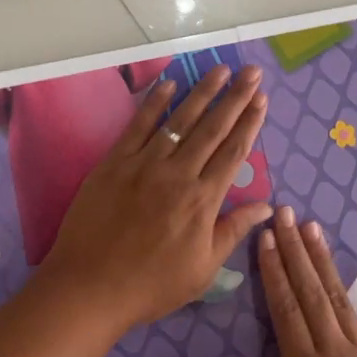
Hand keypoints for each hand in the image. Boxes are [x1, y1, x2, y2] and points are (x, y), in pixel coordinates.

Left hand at [37, 65, 273, 331]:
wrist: (91, 287)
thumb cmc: (152, 285)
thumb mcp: (203, 269)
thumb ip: (233, 231)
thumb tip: (266, 205)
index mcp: (203, 201)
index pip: (233, 152)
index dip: (249, 123)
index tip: (262, 98)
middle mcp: (178, 174)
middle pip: (213, 128)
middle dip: (235, 97)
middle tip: (251, 72)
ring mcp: (145, 164)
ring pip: (179, 120)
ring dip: (202, 92)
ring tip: (220, 70)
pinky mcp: (115, 162)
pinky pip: (138, 125)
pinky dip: (154, 102)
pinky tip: (169, 83)